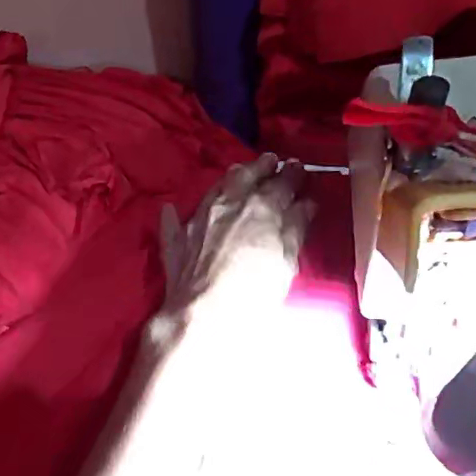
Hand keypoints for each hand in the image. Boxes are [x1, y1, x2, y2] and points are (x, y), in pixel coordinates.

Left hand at [157, 154, 312, 330]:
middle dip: (260, 167)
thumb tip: (305, 204)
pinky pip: (173, 221)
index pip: (281, 183)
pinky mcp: (175, 241)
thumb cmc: (255, 292)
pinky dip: (175, 214)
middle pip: (245, 176)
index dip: (292, 174)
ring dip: (229, 180)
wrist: (203, 314)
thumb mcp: (286, 261)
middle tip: (271, 160)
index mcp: (260, 207)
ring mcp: (197, 220)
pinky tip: (171, 208)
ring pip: (213, 190)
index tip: (298, 167)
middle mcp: (226, 204)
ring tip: (238, 174)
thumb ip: (294, 228)